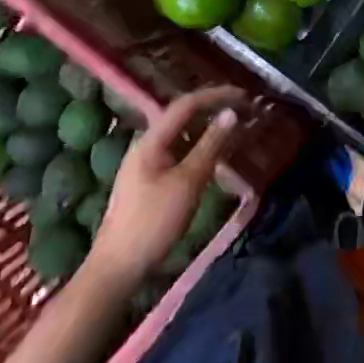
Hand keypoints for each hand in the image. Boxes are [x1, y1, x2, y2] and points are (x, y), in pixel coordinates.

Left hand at [87, 86, 245, 285]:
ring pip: (182, 137)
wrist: (118, 267)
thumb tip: (231, 114)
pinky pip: (179, 154)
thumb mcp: (188, 182)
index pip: (186, 105)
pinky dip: (200, 150)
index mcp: (151, 140)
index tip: (245, 96)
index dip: (216, 96)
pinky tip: (215, 159)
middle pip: (182, 117)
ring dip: (208, 130)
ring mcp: (146, 164)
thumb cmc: (154, 222)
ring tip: (236, 131)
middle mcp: (146, 146)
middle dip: (213, 110)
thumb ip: (211, 145)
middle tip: (245, 111)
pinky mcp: (150, 182)